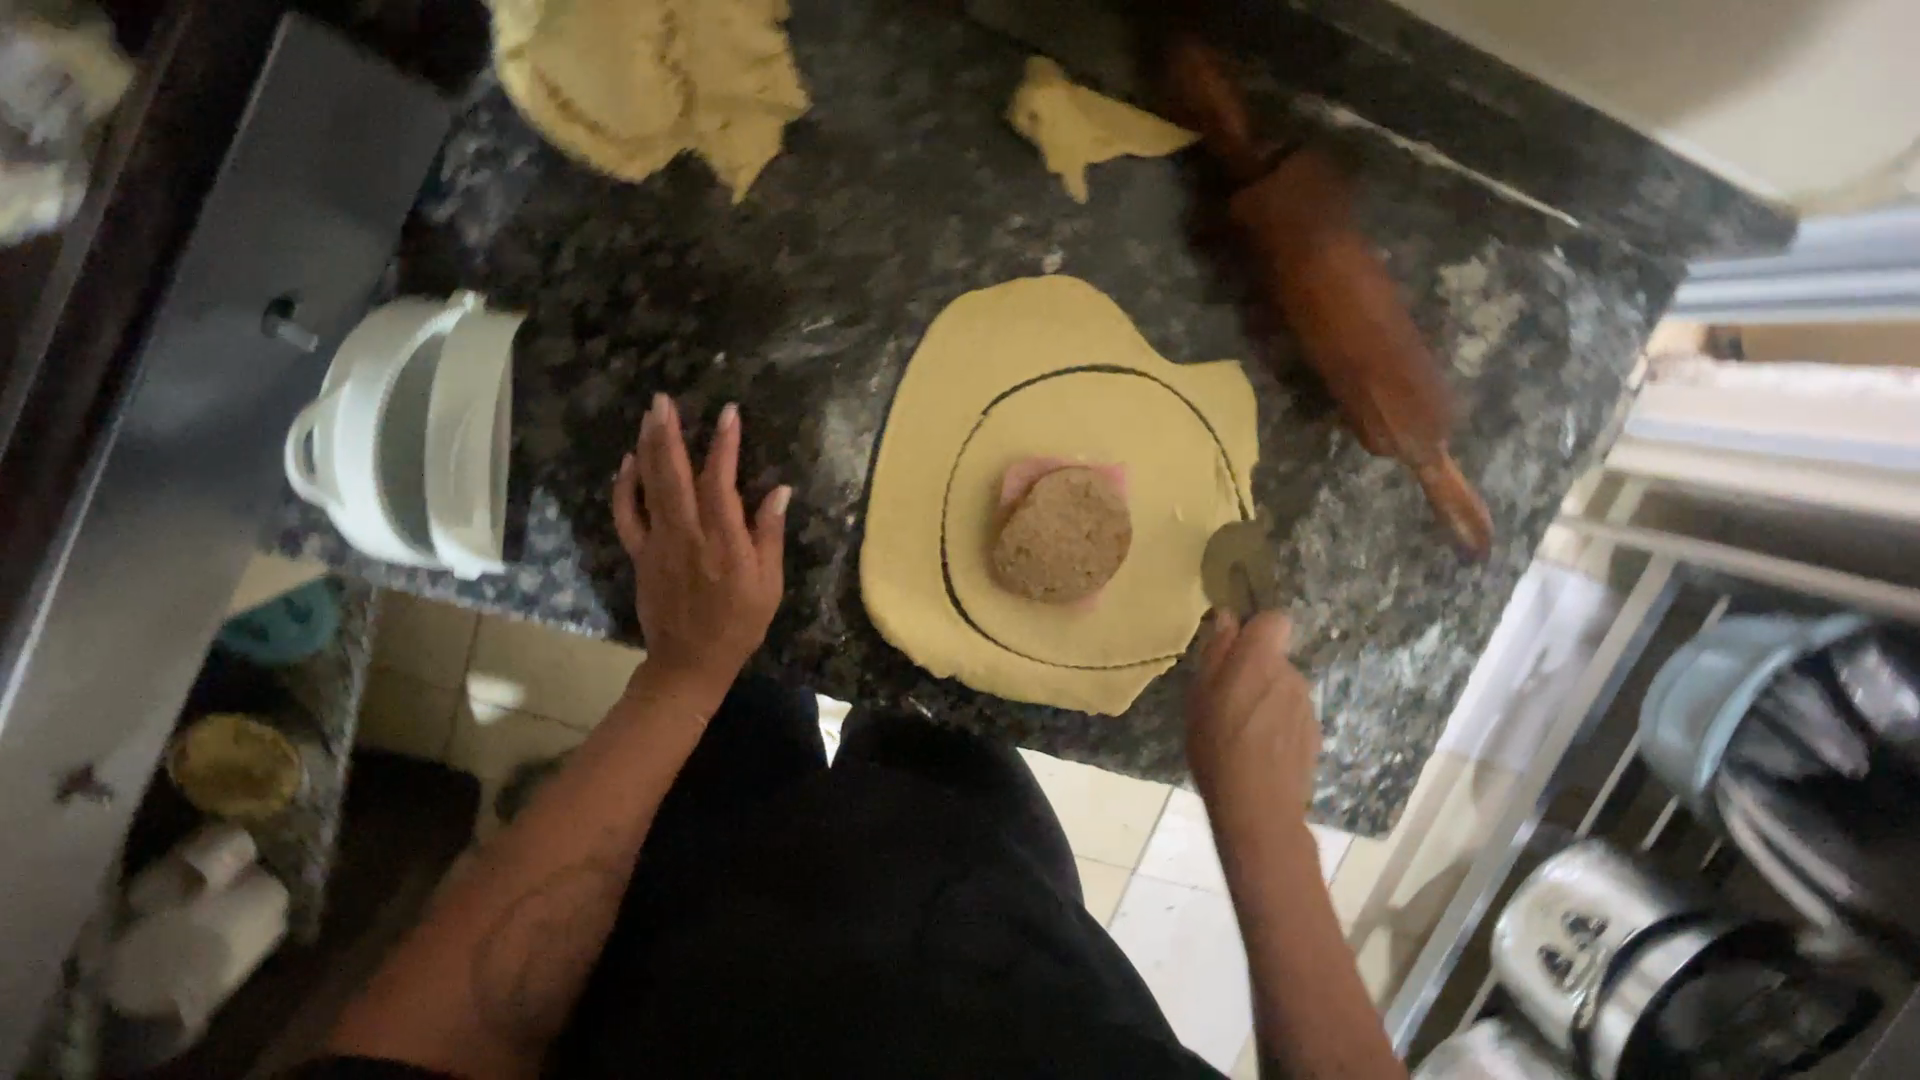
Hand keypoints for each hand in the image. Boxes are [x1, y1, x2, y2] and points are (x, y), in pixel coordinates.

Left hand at [611, 394, 789, 709]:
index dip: (724, 445)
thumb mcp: (769, 585)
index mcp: (724, 542)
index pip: (722, 481)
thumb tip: (778, 491)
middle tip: (664, 399)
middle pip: (675, 474)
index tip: (729, 413)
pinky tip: (628, 462)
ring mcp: (658, 543)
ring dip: (647, 448)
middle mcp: (687, 534)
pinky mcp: (640, 554)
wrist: (690, 661)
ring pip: (649, 486)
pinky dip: (625, 486)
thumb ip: (769, 535)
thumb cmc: (739, 624)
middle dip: (669, 433)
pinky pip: (628, 514)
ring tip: (649, 416)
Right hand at [1186, 610, 1319, 808]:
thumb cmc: (1216, 747)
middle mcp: (1291, 676)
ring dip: (1266, 698)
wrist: (1258, 808)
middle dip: (1255, 669)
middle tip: (1226, 699)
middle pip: (1275, 658)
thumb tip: (1227, 618)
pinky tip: (1260, 750)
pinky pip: (1291, 714)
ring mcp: (1307, 707)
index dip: (1256, 628)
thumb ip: (1216, 653)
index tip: (1235, 648)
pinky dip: (1277, 724)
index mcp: (1260, 661)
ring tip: (1242, 730)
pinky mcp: (1314, 734)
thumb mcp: (1199, 697)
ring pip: (1283, 687)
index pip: (1275, 619)